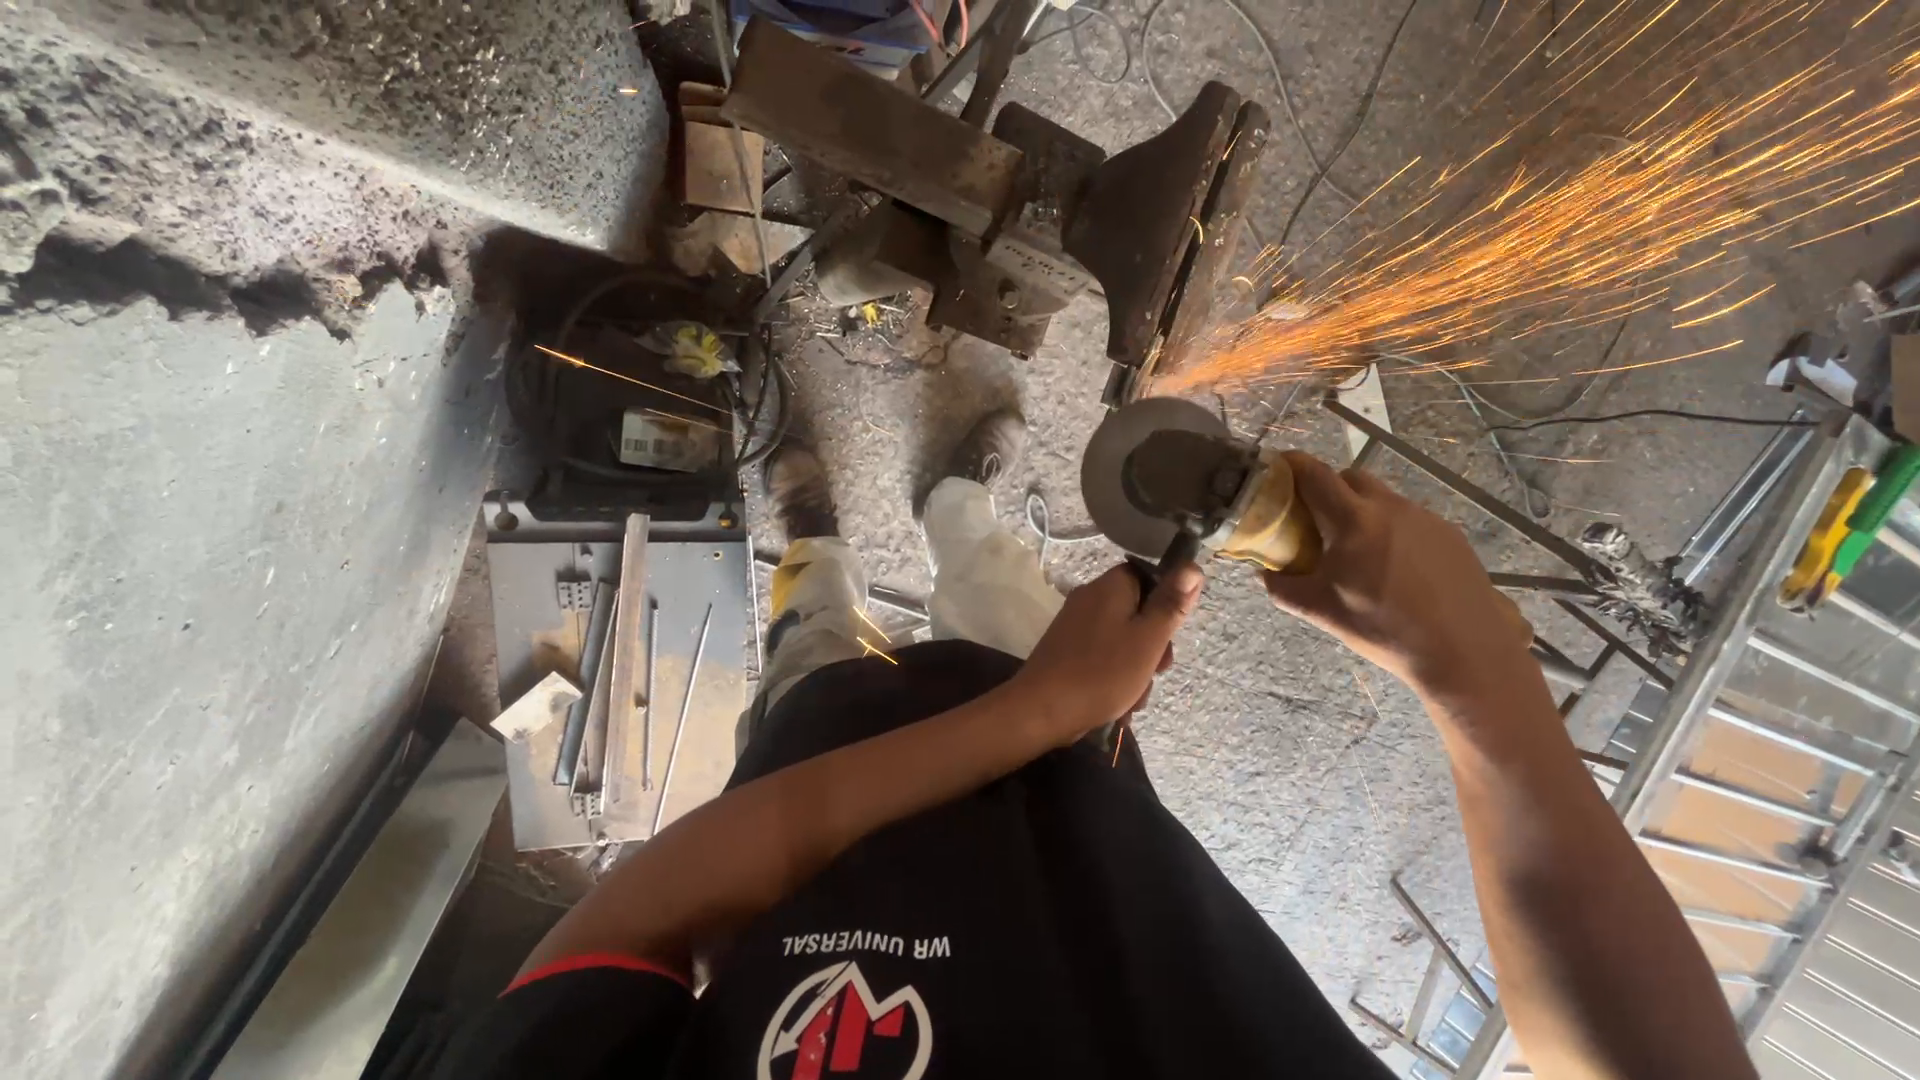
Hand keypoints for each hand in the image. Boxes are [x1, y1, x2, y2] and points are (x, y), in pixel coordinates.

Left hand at [1010, 562, 1204, 742]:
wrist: (1042, 710)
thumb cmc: (1103, 672)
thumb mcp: (1148, 638)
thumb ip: (1171, 604)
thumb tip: (1192, 566)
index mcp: (1110, 586)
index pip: (1148, 577)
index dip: (1166, 605)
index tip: (1171, 634)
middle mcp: (1090, 599)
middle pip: (1138, 613)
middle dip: (1153, 647)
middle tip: (1156, 670)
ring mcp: (1076, 626)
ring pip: (1124, 641)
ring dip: (1137, 670)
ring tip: (1134, 697)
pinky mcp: (1067, 651)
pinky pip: (1104, 658)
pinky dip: (1115, 679)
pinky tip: (1118, 704)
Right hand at [1262, 451, 1534, 703]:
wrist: (1465, 652)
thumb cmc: (1385, 630)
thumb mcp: (1321, 613)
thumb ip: (1283, 587)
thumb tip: (1265, 572)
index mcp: (1354, 522)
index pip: (1315, 474)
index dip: (1291, 465)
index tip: (1277, 469)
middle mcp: (1391, 508)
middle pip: (1350, 477)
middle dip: (1327, 489)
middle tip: (1314, 521)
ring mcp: (1425, 518)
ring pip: (1382, 498)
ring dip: (1360, 511)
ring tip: (1358, 553)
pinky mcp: (1449, 534)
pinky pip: (1409, 518)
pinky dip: (1391, 530)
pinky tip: (1395, 568)